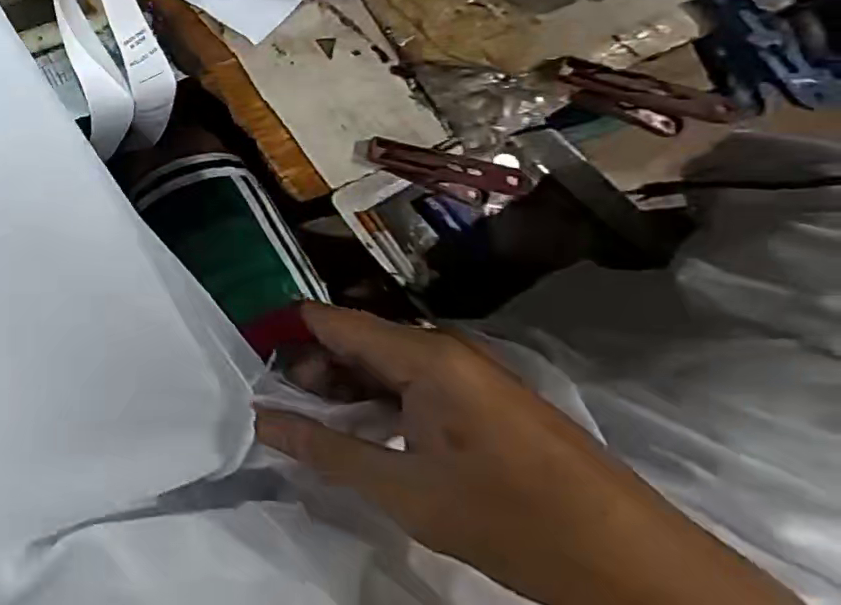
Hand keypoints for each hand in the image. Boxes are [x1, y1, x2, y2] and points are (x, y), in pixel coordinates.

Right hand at [255, 303, 794, 604]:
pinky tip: (368, 434)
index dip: (282, 334)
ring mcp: (471, 373)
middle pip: (352, 338)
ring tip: (317, 424)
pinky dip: (380, 401)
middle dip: (310, 367)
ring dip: (345, 388)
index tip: (248, 361)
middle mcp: (444, 349)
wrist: (650, 577)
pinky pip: (414, 382)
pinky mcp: (488, 400)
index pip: (326, 319)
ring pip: (383, 362)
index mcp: (422, 355)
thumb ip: (324, 448)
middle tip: (280, 406)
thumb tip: (259, 420)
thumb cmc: (515, 521)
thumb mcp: (406, 491)